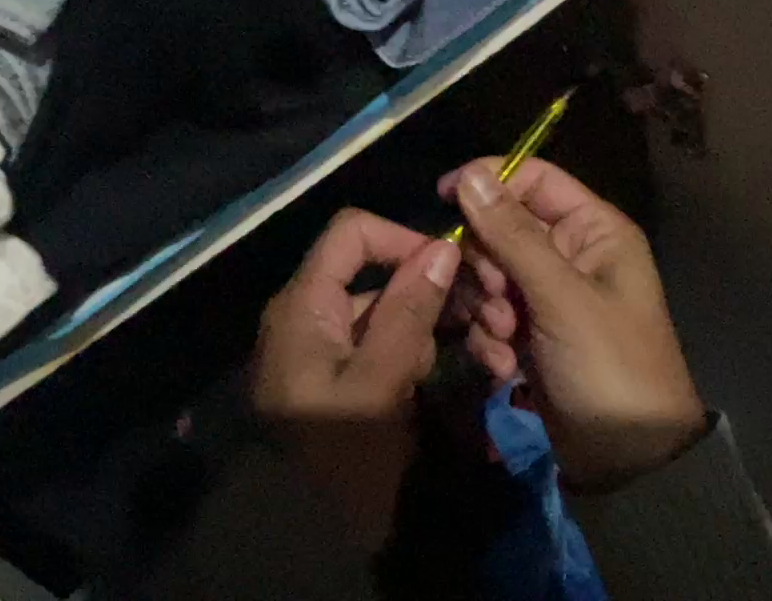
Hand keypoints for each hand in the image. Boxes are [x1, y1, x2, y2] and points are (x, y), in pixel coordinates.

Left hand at [252, 208, 460, 549]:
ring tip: (434, 363)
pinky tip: (419, 379)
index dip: (402, 237)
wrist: (308, 538)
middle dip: (420, 288)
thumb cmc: (341, 454)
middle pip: (370, 269)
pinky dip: (404, 347)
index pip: (352, 233)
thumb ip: (410, 309)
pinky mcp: (334, 371)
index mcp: (302, 305)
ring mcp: (319, 344)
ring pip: (380, 305)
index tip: (450, 265)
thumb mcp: (381, 381)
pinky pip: (376, 337)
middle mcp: (305, 313)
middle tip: (469, 312)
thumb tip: (443, 245)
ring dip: (417, 323)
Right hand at [440, 159, 708, 491]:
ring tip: (507, 342)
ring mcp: (548, 296)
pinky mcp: (531, 333)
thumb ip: (512, 234)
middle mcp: (571, 254)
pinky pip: (492, 315)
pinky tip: (507, 369)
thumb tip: (470, 174)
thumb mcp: (561, 296)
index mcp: (593, 230)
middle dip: (489, 267)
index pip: (534, 179)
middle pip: (502, 228)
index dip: (489, 181)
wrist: (628, 464)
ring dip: (488, 310)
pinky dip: (492, 339)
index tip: (442, 197)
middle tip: (498, 299)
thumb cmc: (608, 365)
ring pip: (490, 274)